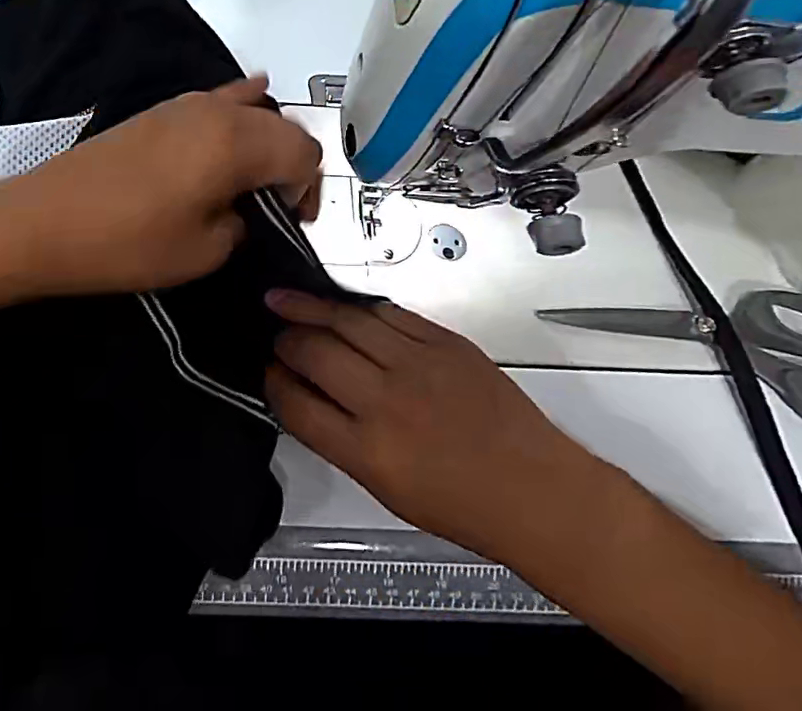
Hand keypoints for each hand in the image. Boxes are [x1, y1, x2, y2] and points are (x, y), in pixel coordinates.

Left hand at [0, 76, 321, 312]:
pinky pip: (218, 99)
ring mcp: (186, 105)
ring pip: (254, 111)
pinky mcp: (161, 111)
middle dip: (293, 165)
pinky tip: (249, 102)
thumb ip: (244, 224)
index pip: (304, 153)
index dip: (308, 190)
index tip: (289, 222)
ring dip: (267, 141)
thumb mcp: (204, 251)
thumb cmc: (127, 244)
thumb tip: (246, 210)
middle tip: (275, 207)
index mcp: (236, 144)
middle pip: (284, 127)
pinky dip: (241, 105)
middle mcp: (218, 112)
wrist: (42, 223)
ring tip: (252, 179)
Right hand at [264, 289, 605, 562]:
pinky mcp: (446, 343)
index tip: (268, 372)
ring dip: (311, 307)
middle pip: (316, 352)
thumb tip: (310, 401)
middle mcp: (387, 402)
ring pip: (348, 321)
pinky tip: (345, 306)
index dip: (274, 383)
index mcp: (367, 451)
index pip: (297, 404)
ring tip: (286, 298)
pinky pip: (391, 313)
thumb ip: (341, 440)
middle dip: (286, 339)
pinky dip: (361, 308)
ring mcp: (418, 365)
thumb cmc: (464, 502)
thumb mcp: (385, 487)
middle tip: (275, 332)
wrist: (533, 488)